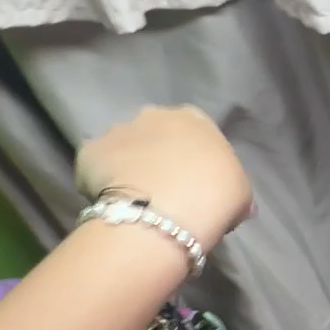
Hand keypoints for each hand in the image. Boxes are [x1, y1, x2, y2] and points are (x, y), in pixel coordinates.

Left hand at [74, 105, 252, 245]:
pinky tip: (114, 202)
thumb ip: (230, 183)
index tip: (195, 178)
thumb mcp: (241, 191)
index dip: (192, 155)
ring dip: (128, 165)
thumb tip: (228, 194)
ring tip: (137, 198)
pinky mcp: (89, 152)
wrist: (168, 214)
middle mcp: (154, 114)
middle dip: (156, 154)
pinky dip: (100, 181)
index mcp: (195, 118)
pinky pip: (96, 166)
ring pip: (123, 148)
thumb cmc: (216, 196)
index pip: (194, 130)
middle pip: (154, 133)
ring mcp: (118, 130)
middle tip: (165, 187)